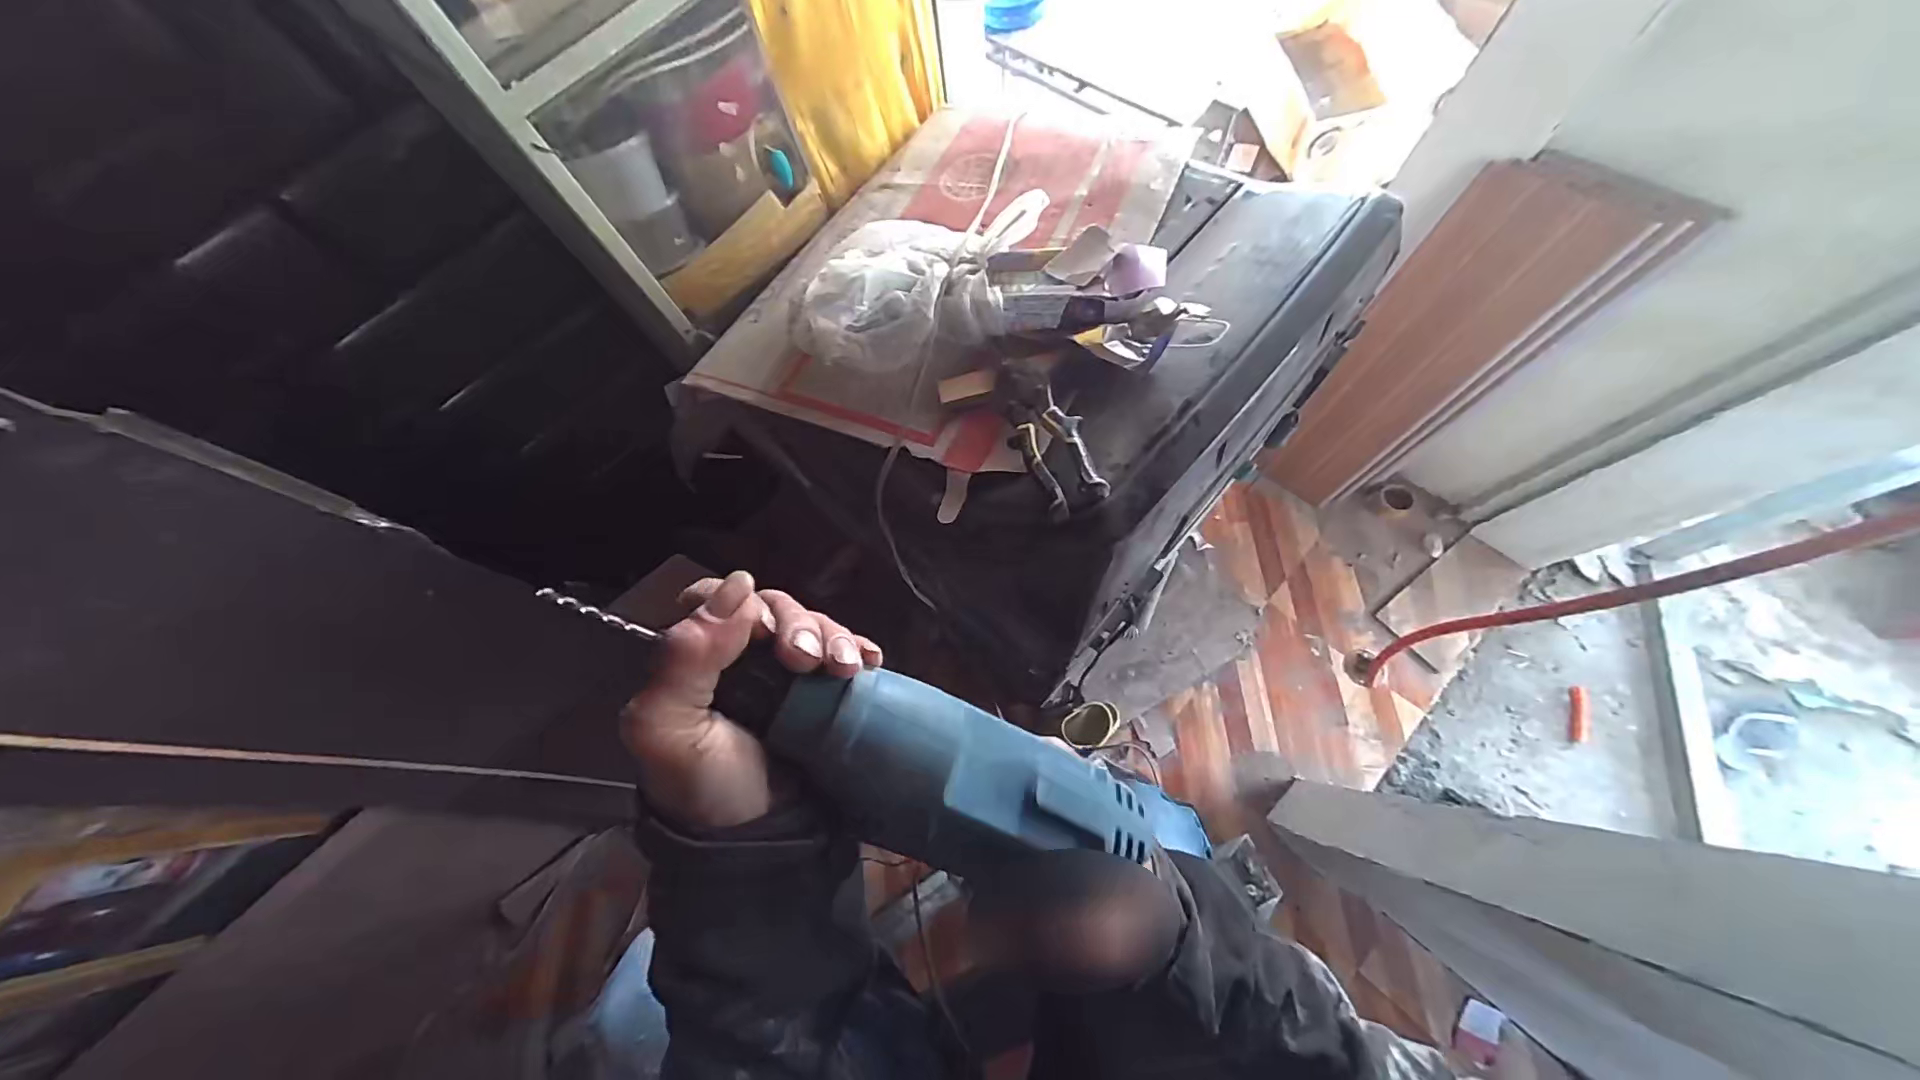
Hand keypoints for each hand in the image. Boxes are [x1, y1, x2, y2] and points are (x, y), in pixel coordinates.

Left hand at [620, 570, 882, 828]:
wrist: (761, 838)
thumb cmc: (704, 786)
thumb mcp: (669, 729)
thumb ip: (683, 658)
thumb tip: (736, 586)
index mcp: (697, 656)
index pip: (715, 598)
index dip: (742, 604)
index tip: (762, 632)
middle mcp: (741, 654)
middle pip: (773, 606)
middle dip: (796, 624)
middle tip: (805, 660)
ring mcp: (787, 670)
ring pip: (813, 623)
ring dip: (832, 637)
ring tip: (843, 667)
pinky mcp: (824, 685)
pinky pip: (845, 648)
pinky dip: (859, 647)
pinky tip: (867, 662)